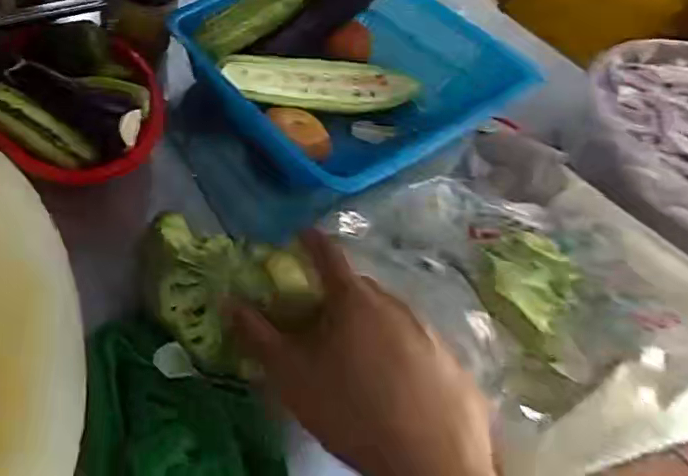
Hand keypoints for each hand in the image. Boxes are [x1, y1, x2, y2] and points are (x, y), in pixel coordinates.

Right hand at [230, 230, 495, 475]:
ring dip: (375, 326)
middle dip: (339, 294)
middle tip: (322, 317)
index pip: (327, 252)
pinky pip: (425, 353)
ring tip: (360, 357)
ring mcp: (434, 339)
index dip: (309, 240)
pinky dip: (407, 358)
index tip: (298, 236)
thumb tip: (228, 300)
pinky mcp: (460, 374)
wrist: (434, 472)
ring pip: (394, 318)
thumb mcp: (290, 374)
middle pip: (360, 288)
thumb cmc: (352, 412)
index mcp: (353, 299)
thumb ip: (256, 333)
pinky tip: (400, 388)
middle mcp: (396, 306)